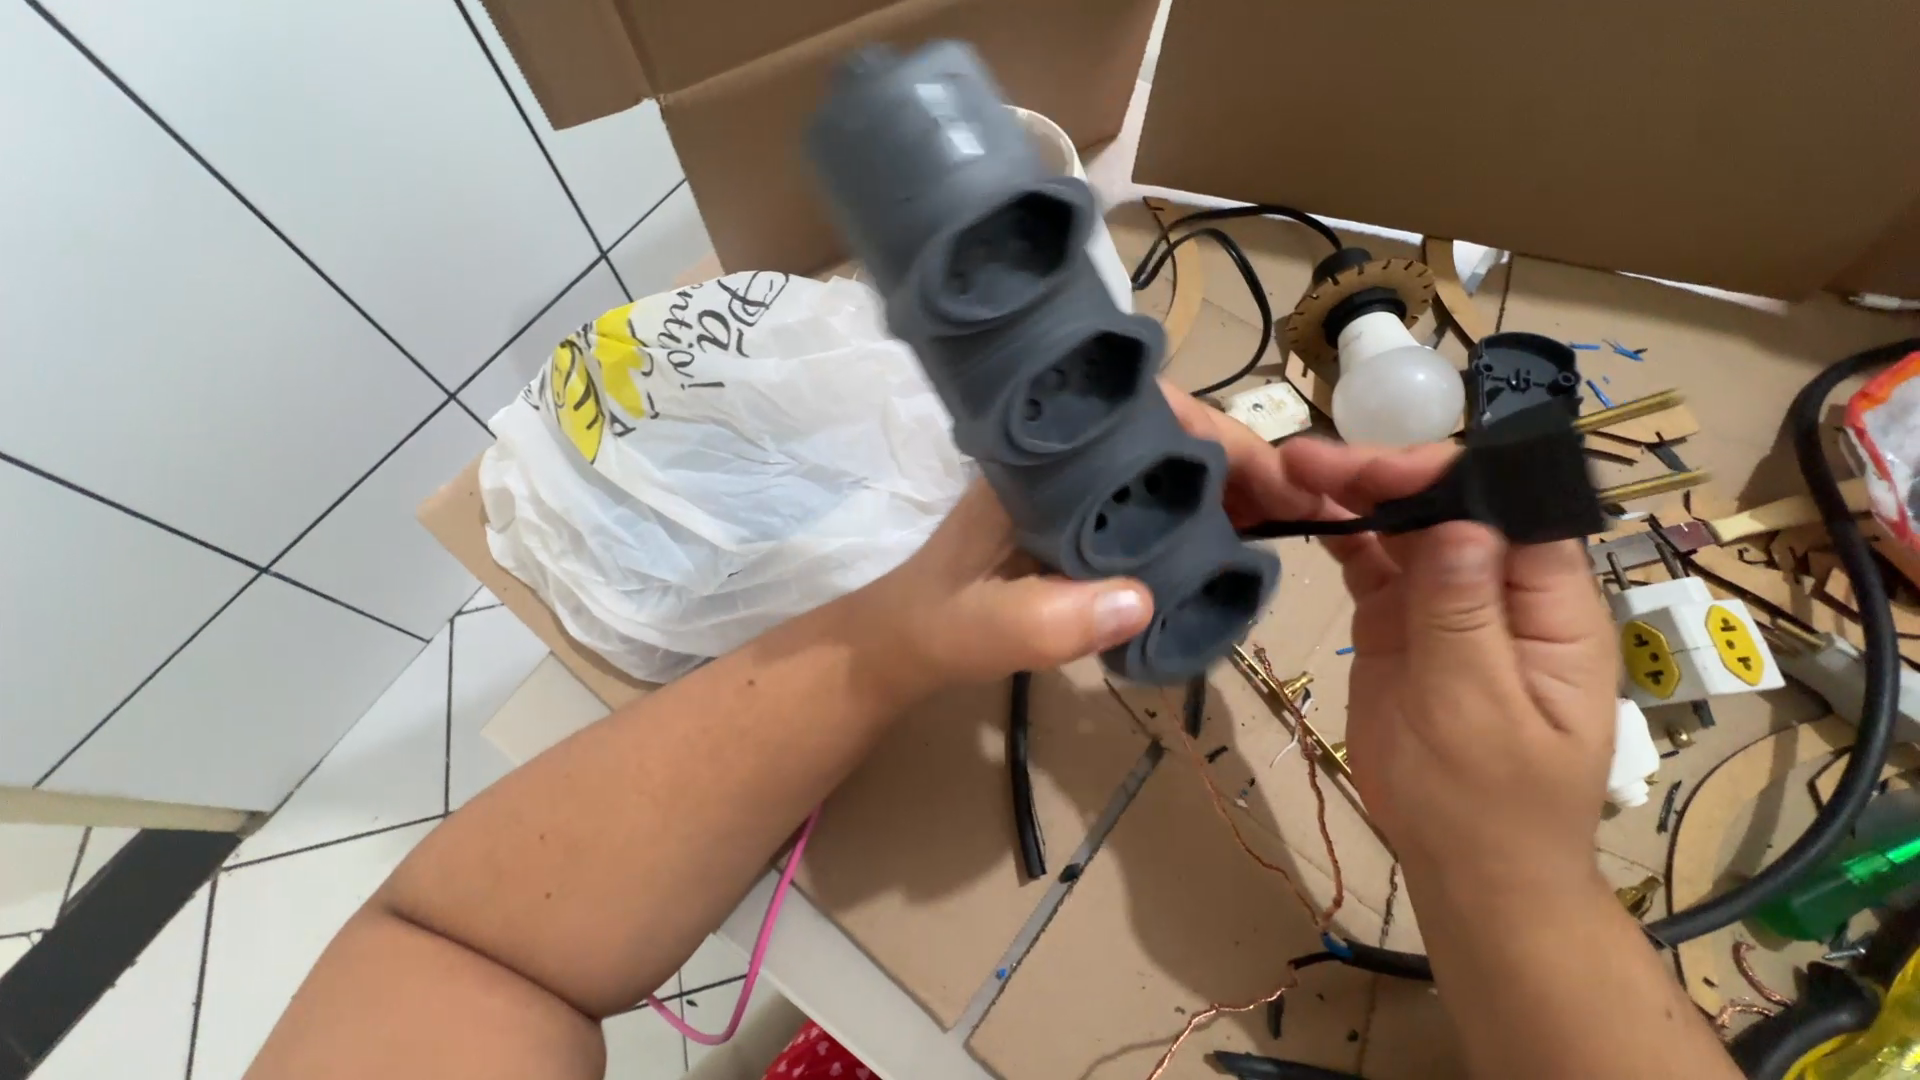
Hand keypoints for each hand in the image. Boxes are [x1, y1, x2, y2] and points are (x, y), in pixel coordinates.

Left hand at [864, 379, 1336, 691]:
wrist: (902, 642)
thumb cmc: (934, 627)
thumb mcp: (980, 630)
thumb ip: (1045, 621)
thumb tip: (1142, 601)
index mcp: (1039, 464)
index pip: (1136, 416)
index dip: (1210, 433)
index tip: (1270, 475)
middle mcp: (1061, 464)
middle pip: (1162, 437)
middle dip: (1235, 461)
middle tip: (1299, 506)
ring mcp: (1070, 493)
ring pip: (1160, 470)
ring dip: (1222, 490)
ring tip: (1281, 526)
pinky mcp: (1075, 526)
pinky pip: (1146, 508)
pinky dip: (1193, 522)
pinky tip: (1225, 552)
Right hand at [1281, 440, 1619, 902]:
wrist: (1462, 860)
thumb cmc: (1487, 798)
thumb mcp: (1478, 708)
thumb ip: (1464, 615)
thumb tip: (1455, 524)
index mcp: (1547, 603)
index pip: (1508, 511)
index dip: (1446, 478)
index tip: (1375, 469)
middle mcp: (1497, 587)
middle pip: (1443, 508)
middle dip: (1381, 477)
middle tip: (1305, 462)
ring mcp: (1442, 601)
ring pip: (1399, 528)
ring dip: (1350, 496)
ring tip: (1289, 472)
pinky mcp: (1397, 621)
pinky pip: (1369, 563)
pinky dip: (1337, 535)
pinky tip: (1299, 511)